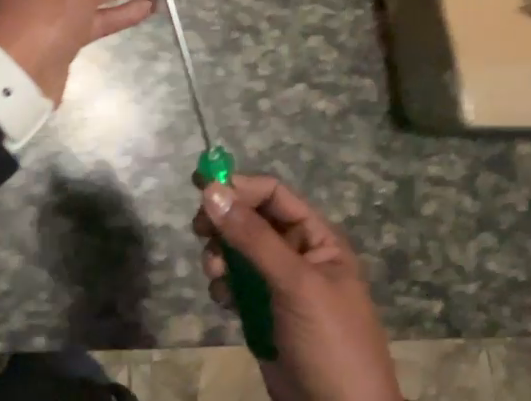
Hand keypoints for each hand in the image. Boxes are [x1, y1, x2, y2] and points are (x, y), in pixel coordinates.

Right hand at [195, 176, 401, 400]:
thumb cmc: (330, 343)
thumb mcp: (295, 284)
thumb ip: (253, 237)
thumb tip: (211, 189)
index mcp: (318, 239)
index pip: (273, 194)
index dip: (239, 187)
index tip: (200, 188)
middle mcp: (298, 254)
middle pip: (250, 218)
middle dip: (224, 223)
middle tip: (200, 232)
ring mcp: (280, 285)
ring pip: (238, 250)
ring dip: (220, 256)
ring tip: (215, 275)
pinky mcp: (264, 313)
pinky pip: (235, 283)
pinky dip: (223, 286)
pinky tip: (224, 302)